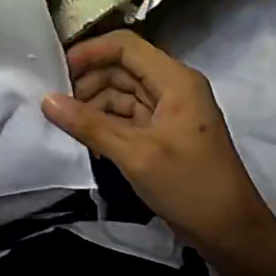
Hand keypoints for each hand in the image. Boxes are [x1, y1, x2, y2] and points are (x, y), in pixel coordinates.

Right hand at [41, 30, 275, 271]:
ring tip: (64, 124)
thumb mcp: (135, 154)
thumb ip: (89, 125)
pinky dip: (105, 124)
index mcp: (175, 80)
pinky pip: (127, 116)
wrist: (229, 229)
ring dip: (93, 105)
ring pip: (121, 93)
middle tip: (53, 103)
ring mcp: (167, 111)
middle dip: (87, 82)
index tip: (55, 72)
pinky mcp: (161, 133)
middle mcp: (172, 88)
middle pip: (121, 68)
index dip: (89, 53)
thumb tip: (46, 100)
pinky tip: (84, 140)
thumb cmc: (189, 186)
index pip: (125, 46)